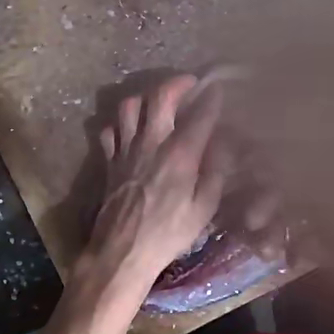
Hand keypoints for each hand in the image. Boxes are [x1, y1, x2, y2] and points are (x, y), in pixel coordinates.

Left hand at [81, 74, 228, 287]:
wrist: (123, 251)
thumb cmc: (169, 234)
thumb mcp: (204, 208)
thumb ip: (216, 172)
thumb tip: (224, 144)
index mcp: (180, 155)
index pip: (200, 114)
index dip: (212, 97)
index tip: (219, 88)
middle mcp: (151, 143)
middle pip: (159, 96)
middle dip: (177, 83)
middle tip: (189, 83)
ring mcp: (125, 150)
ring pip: (129, 106)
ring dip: (144, 97)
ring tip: (158, 101)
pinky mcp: (109, 161)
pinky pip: (110, 129)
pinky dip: (120, 122)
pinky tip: (130, 129)